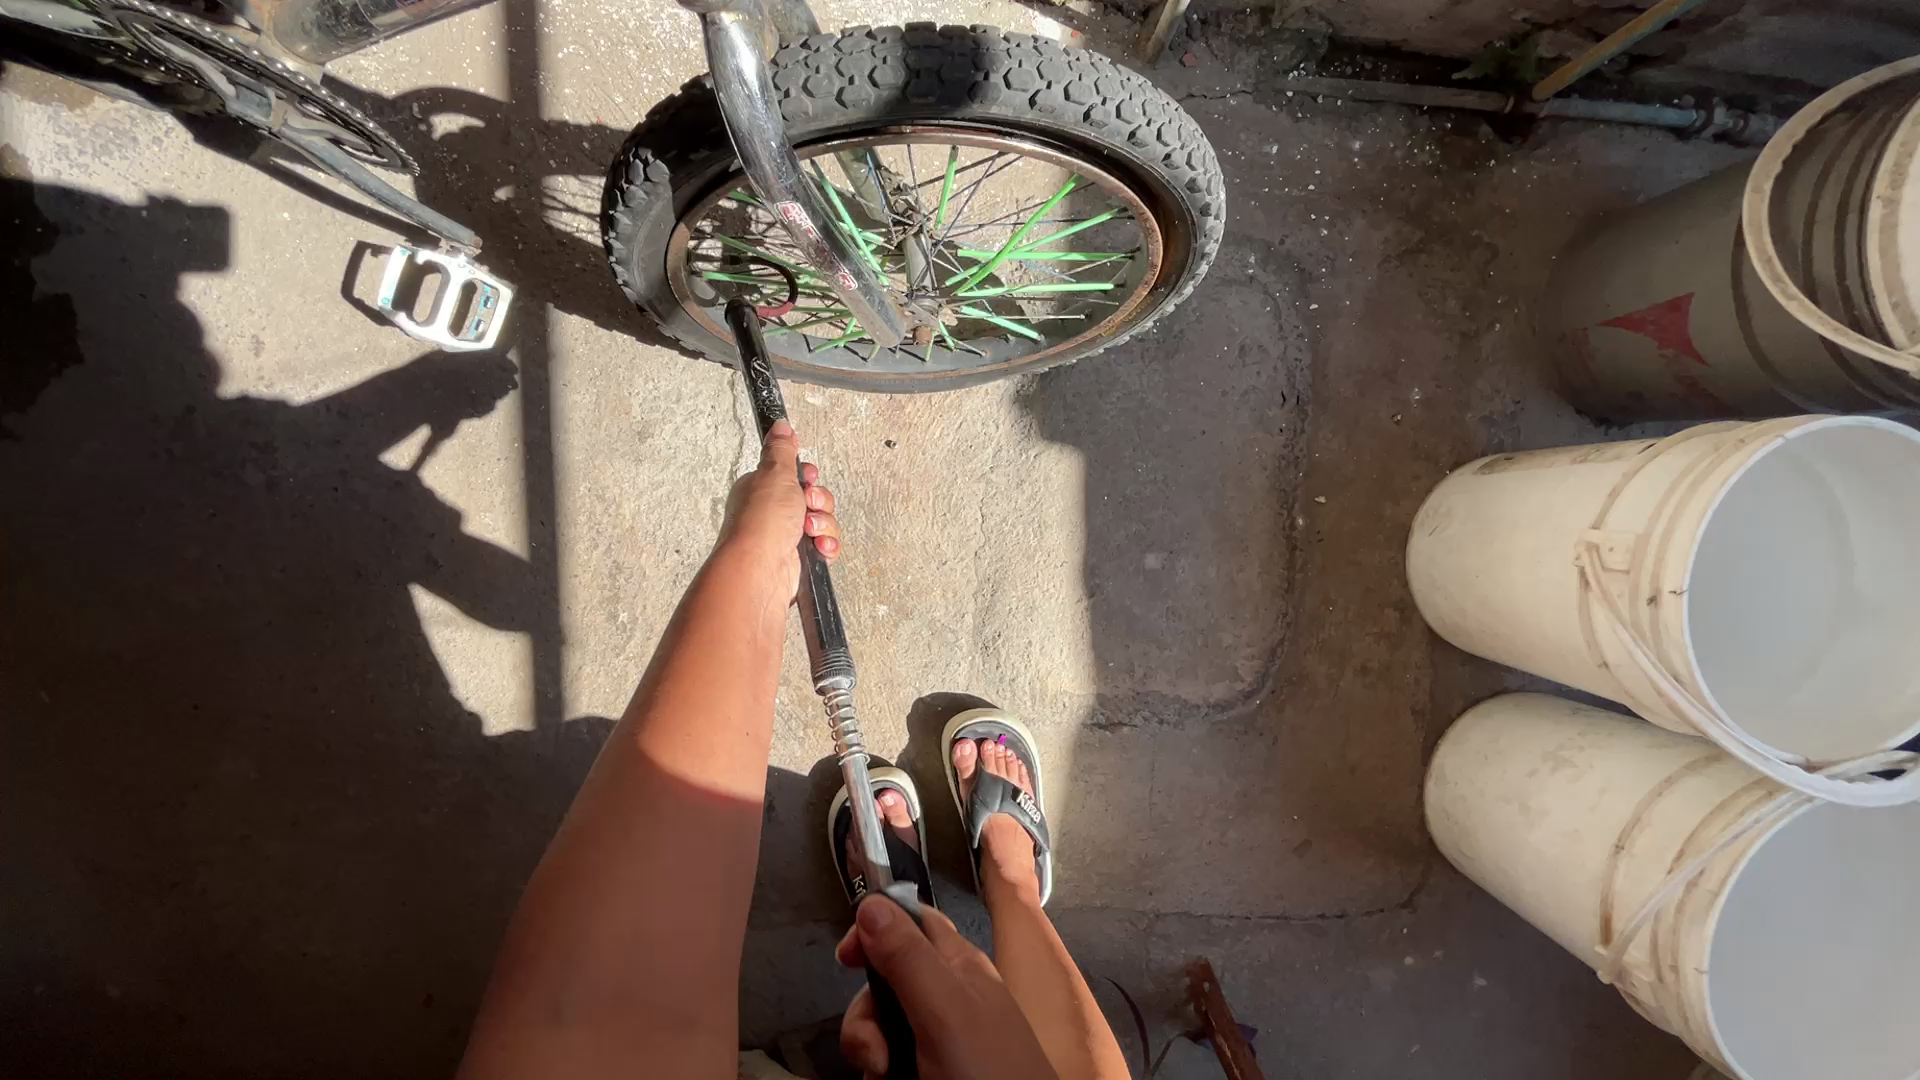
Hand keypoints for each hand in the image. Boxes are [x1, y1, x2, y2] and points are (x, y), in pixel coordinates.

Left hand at [716, 419, 840, 587]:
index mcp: (763, 488)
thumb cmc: (760, 525)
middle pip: (815, 497)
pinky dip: (827, 545)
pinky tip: (818, 547)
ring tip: (809, 530)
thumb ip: (781, 450)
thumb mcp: (774, 474)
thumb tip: (780, 426)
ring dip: (824, 524)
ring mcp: (787, 536)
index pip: (794, 474)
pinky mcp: (800, 558)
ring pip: (824, 521)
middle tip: (807, 505)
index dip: (807, 477)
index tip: (805, 479)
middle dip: (819, 501)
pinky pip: (826, 545)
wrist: (761, 570)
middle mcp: (774, 512)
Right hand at [836, 896, 1058, 1079]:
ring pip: (885, 1023)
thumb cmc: (986, 1070)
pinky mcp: (933, 1069)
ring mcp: (941, 1036)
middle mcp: (949, 993)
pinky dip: (883, 1071)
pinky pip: (893, 1057)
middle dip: (867, 1012)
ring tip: (884, 1076)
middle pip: (887, 979)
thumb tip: (871, 901)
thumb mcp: (945, 1009)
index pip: (912, 919)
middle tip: (874, 1052)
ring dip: (871, 1047)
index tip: (845, 957)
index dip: (876, 926)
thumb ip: (908, 956)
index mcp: (958, 963)